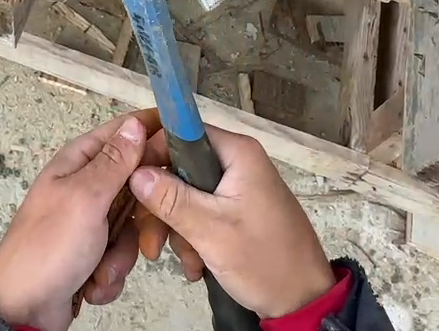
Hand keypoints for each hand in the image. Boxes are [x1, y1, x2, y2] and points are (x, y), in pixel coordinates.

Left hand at [0, 111, 155, 330]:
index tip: (183, 158)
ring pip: (133, 224)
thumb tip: (135, 123)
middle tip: (148, 242)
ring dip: (122, 254)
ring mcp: (90, 217)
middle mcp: (87, 183)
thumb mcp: (86, 198)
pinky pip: (121, 252)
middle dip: (143, 219)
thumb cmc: (48, 247)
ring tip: (102, 270)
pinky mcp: (94, 249)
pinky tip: (92, 283)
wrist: (23, 309)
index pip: (126, 131)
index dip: (156, 138)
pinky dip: (111, 272)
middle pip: (138, 184)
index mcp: (81, 159)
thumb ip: (115, 161)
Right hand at [127, 125, 334, 317]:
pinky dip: (194, 236)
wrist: (305, 305)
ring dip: (179, 228)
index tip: (133, 183)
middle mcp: (237, 161)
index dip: (153, 154)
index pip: (181, 132)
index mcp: (236, 152)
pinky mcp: (239, 209)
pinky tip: (196, 264)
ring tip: (186, 262)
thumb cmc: (264, 260)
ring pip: (188, 193)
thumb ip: (171, 199)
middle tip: (154, 242)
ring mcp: (238, 186)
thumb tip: (134, 172)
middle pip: (181, 168)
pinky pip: (203, 211)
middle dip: (164, 206)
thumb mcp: (211, 231)